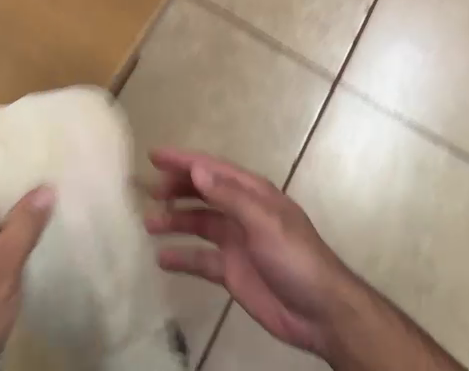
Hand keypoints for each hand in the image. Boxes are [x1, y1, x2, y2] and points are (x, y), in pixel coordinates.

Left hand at [0, 157, 55, 362]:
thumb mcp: (3, 266)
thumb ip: (24, 224)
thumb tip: (47, 186)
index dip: (4, 157)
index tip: (35, 147)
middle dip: (13, 179)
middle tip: (49, 168)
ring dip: (13, 203)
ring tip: (48, 190)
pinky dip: (8, 223)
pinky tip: (35, 223)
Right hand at [144, 148, 361, 359]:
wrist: (321, 313)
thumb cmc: (295, 258)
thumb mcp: (264, 222)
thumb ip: (229, 197)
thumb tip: (196, 171)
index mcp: (252, 194)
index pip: (212, 169)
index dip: (183, 161)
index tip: (154, 156)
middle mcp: (241, 212)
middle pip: (202, 193)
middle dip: (175, 189)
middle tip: (147, 191)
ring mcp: (236, 242)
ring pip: (198, 224)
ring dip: (174, 220)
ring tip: (148, 223)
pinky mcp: (232, 271)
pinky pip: (200, 259)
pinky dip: (181, 256)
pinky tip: (161, 259)